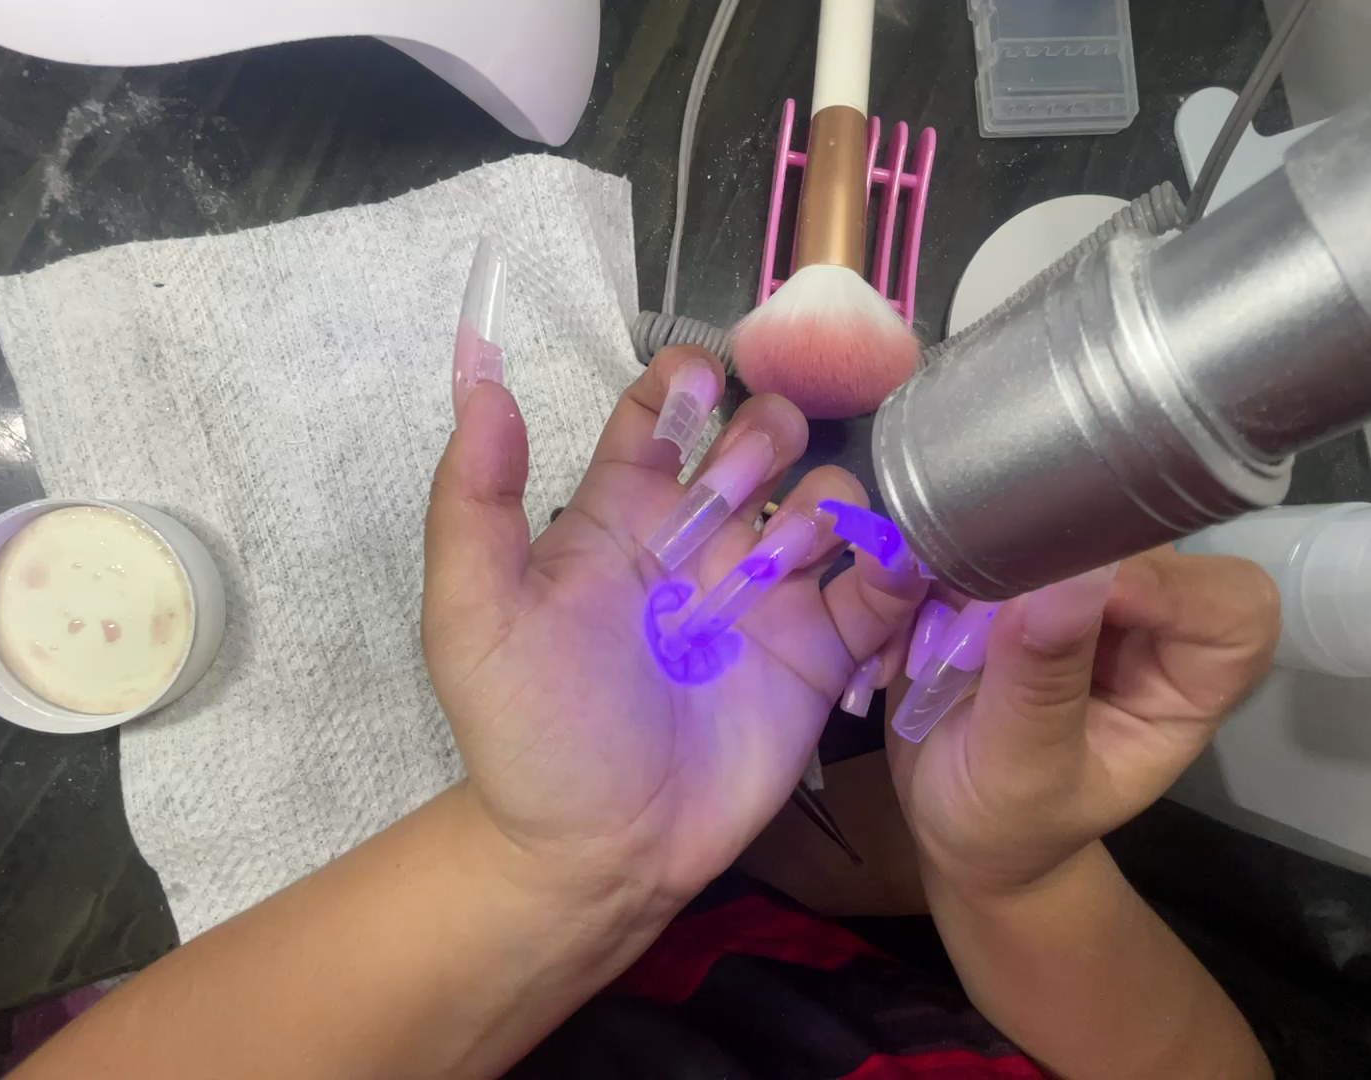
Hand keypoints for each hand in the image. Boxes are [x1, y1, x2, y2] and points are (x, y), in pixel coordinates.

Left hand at [423, 347, 924, 913]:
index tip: (700, 379)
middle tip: (739, 493)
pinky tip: (882, 567)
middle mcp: (705, 539)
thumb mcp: (476, 615)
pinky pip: (879, 586)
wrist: (601, 851)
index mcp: (627, 513)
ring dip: (823, 501)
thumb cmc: (534, 731)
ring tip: (785, 561)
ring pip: (827, 497)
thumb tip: (477, 380)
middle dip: (763, 436)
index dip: (684, 381)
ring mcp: (770, 592)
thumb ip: (475, 498)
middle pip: (760, 437)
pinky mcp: (822, 648)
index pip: (662, 413)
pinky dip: (895, 563)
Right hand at [887, 549, 1279, 896]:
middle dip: (1066, 545)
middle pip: (1142, 541)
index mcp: (1180, 686)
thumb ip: (1041, 684)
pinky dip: (957, 546)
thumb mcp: (1024, 771)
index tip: (1079, 590)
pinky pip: (998, 535)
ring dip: (1000, 540)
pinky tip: (919, 582)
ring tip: (941, 581)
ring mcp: (1072, 596)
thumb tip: (1063, 584)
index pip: (1229, 609)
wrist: (948, 820)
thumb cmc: (1005, 822)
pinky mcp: (1012, 584)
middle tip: (986, 570)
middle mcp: (1138, 627)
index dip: (1171, 587)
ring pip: (1064, 521)